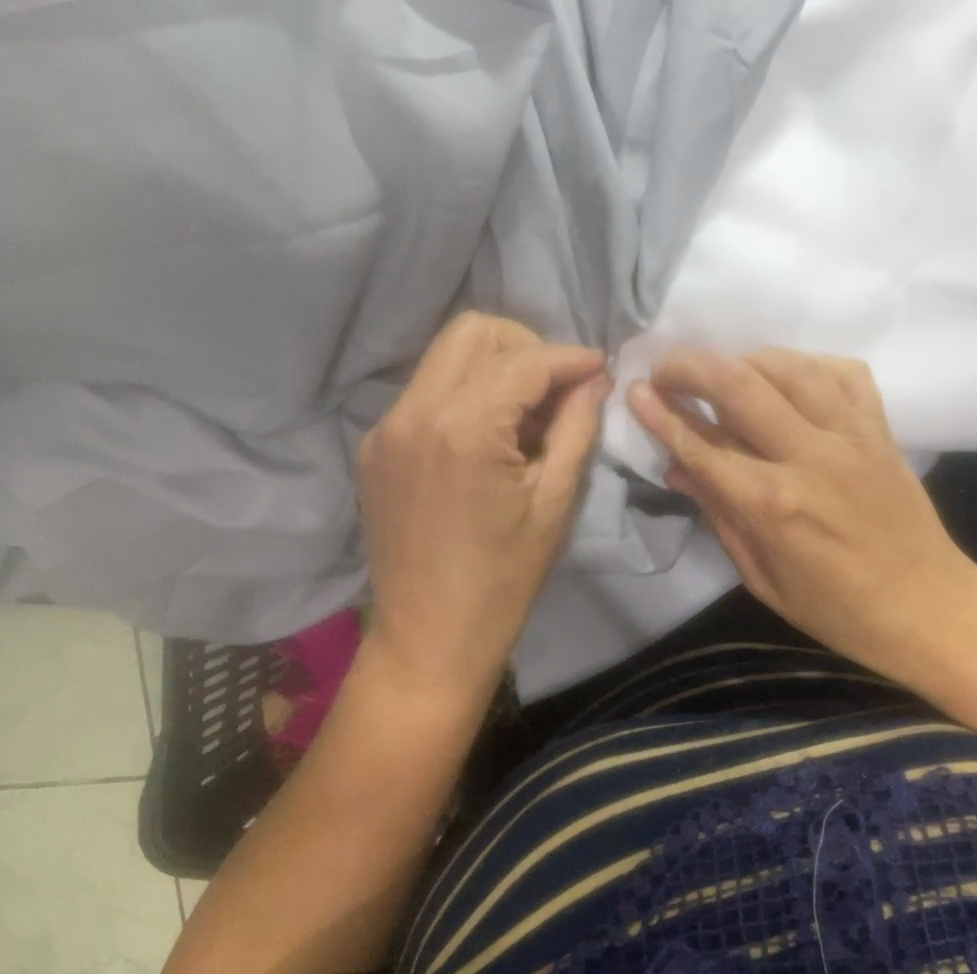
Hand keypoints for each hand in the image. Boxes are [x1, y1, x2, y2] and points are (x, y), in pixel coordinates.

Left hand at [358, 312, 610, 697]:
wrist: (430, 637)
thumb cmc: (504, 580)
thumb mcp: (554, 504)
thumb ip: (575, 428)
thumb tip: (594, 380)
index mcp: (465, 429)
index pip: (524, 360)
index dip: (570, 358)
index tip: (601, 368)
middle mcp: (414, 412)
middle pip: (473, 333)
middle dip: (526, 347)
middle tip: (558, 389)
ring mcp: (386, 428)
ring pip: (444, 359)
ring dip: (493, 369)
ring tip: (527, 417)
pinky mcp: (374, 448)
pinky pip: (425, 395)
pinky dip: (463, 397)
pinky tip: (488, 440)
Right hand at [626, 349, 976, 679]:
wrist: (928, 609)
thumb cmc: (838, 611)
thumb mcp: (763, 579)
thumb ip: (720, 516)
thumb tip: (677, 468)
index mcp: (773, 505)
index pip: (702, 445)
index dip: (661, 415)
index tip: (634, 391)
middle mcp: (810, 457)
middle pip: (740, 386)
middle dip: (692, 368)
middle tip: (665, 371)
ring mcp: (852, 436)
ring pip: (791, 368)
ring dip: (746, 359)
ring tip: (722, 373)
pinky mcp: (881, 430)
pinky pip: (845, 374)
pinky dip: (810, 366)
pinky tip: (789, 379)